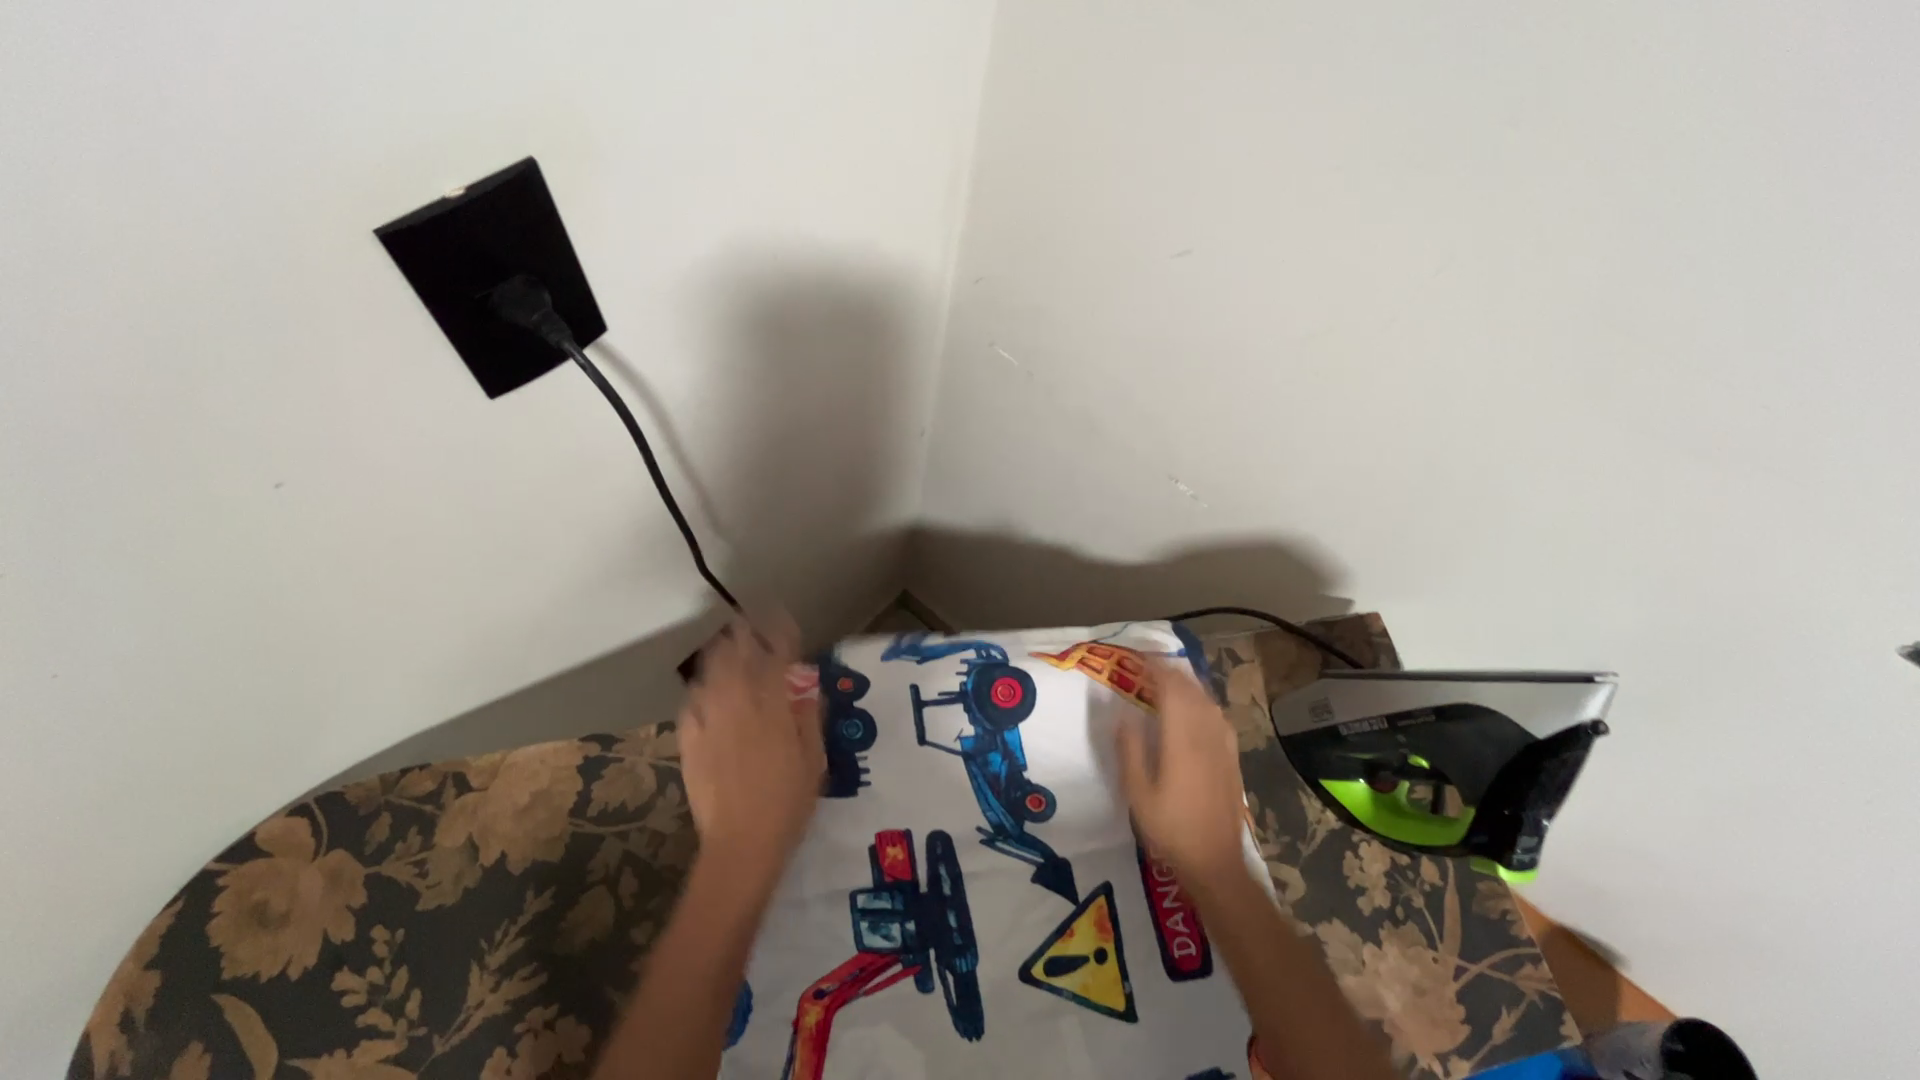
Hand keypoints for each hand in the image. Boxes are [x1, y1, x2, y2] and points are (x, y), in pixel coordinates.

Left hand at [678, 612, 824, 881]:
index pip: (776, 655)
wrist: (741, 842)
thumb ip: (808, 718)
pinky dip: (701, 687)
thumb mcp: (813, 760)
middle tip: (748, 621)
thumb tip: (806, 689)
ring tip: (725, 643)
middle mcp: (738, 703)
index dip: (779, 631)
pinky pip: (692, 701)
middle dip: (743, 632)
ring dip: (719, 652)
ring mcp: (709, 719)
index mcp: (773, 706)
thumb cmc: (788, 803)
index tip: (781, 616)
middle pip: (736, 654)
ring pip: (710, 672)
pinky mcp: (688, 738)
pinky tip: (705, 688)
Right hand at [1115, 661, 1249, 883]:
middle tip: (1146, 663)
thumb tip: (1122, 714)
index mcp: (1181, 739)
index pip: (1170, 688)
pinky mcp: (1231, 756)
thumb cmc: (1170, 829)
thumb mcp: (1137, 793)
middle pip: (1191, 689)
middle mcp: (1206, 733)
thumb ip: (1129, 749)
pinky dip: (1201, 701)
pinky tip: (1192, 708)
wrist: (1216, 861)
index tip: (1137, 656)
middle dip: (1170, 671)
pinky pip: (1216, 715)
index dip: (1154, 668)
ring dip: (1186, 684)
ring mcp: (1223, 745)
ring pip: (1207, 699)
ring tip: (1165, 679)